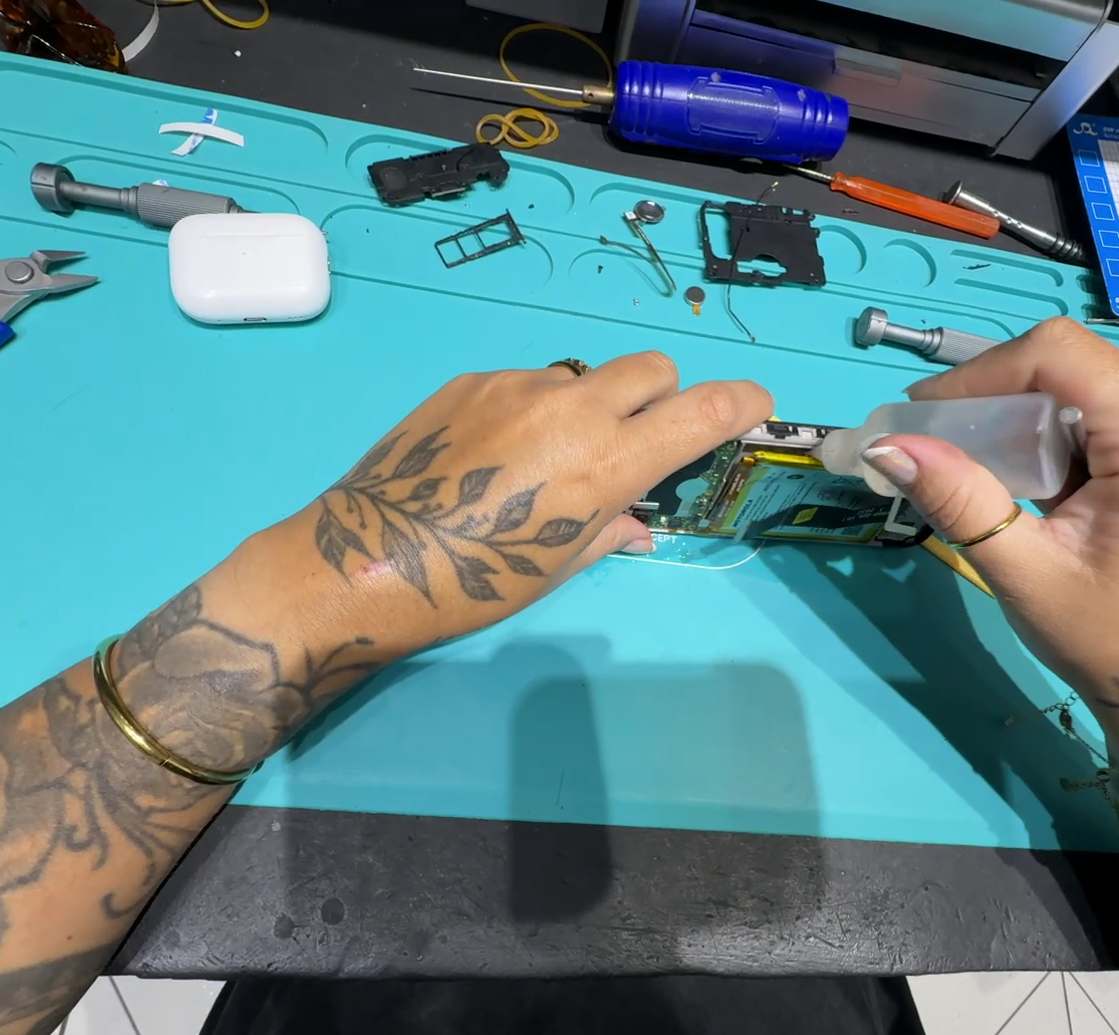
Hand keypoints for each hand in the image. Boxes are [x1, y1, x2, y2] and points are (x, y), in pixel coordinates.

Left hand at [233, 353, 772, 658]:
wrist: (365, 558)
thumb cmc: (474, 583)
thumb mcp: (556, 568)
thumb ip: (610, 531)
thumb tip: (637, 524)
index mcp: (606, 463)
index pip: (701, 411)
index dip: (741, 401)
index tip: (753, 404)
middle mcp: (573, 408)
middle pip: (652, 368)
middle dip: (661, 398)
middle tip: (633, 440)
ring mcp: (519, 384)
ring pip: (585, 376)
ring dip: (591, 405)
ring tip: (543, 456)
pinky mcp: (472, 377)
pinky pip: (529, 381)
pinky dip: (536, 408)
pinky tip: (493, 450)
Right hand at [860, 318, 1118, 714]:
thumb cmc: (1108, 639)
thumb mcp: (1023, 571)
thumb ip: (957, 499)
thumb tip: (885, 446)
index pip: (1059, 356)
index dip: (979, 373)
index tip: (922, 413)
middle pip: (1072, 365)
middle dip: (995, 398)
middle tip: (942, 444)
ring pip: (1084, 383)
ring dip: (1022, 418)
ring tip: (983, 467)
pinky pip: (1105, 407)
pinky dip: (1052, 432)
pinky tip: (1034, 478)